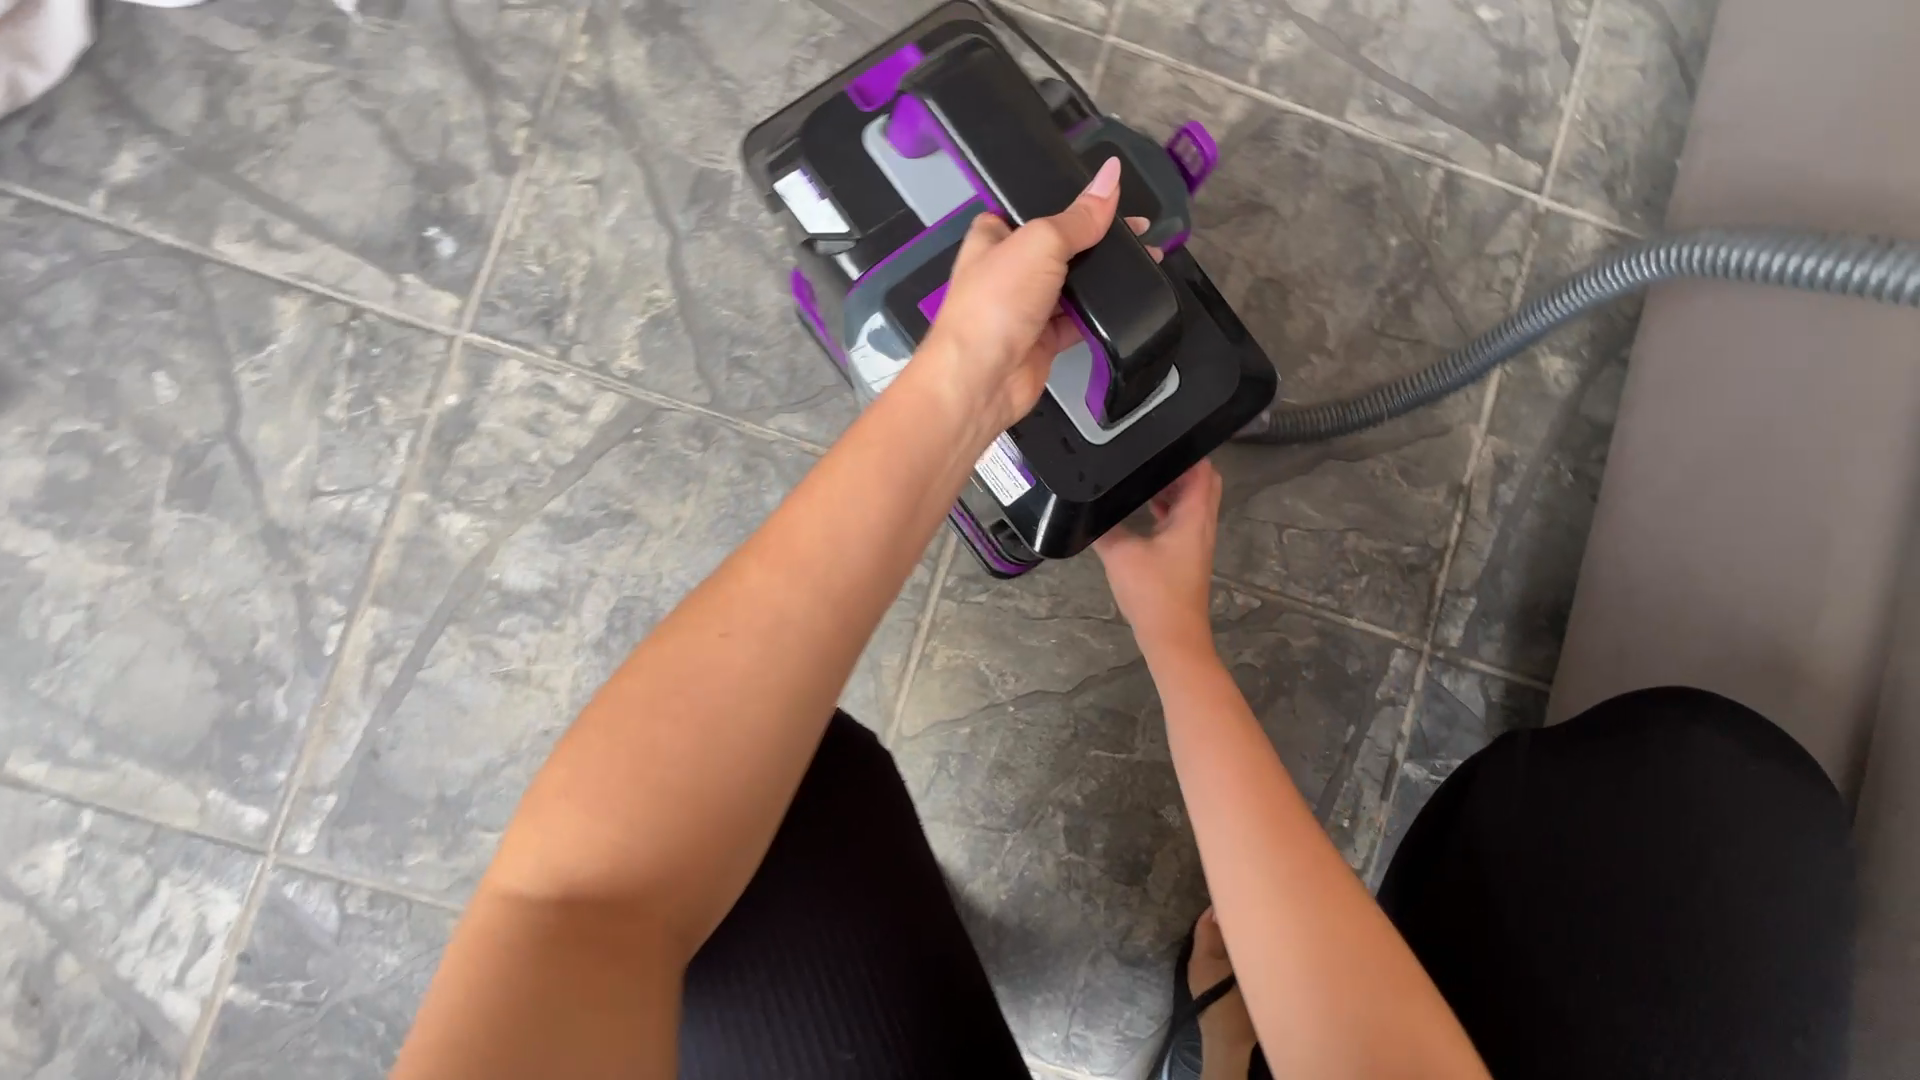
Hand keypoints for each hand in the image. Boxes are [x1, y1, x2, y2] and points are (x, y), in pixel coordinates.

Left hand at [915, 157, 1147, 440]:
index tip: (1112, 195)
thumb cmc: (994, 303)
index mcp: (994, 236)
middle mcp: (1008, 270)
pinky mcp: (1043, 340)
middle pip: (1061, 247)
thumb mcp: (1040, 243)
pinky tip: (1130, 298)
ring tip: (1150, 258)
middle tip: (1141, 230)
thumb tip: (1110, 177)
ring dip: (1105, 276)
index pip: (1035, 208)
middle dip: (1097, 240)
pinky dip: (1101, 312)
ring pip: (1074, 285)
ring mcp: (1026, 307)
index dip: (1072, 201)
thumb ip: (1079, 216)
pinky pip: (1079, 321)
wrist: (980, 380)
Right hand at [1093, 460, 1221, 660]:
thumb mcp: (1120, 554)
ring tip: (1141, 479)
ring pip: (1192, 504)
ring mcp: (1196, 542)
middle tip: (1149, 458)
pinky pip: (1182, 521)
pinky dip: (1167, 510)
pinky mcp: (1187, 557)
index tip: (1161, 439)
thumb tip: (1086, 512)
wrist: (1171, 636)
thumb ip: (1104, 528)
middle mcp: (1202, 525)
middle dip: (1179, 468)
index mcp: (1194, 516)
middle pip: (1201, 484)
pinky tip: (1142, 512)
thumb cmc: (1153, 592)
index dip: (1188, 451)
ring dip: (1172, 490)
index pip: (1203, 470)